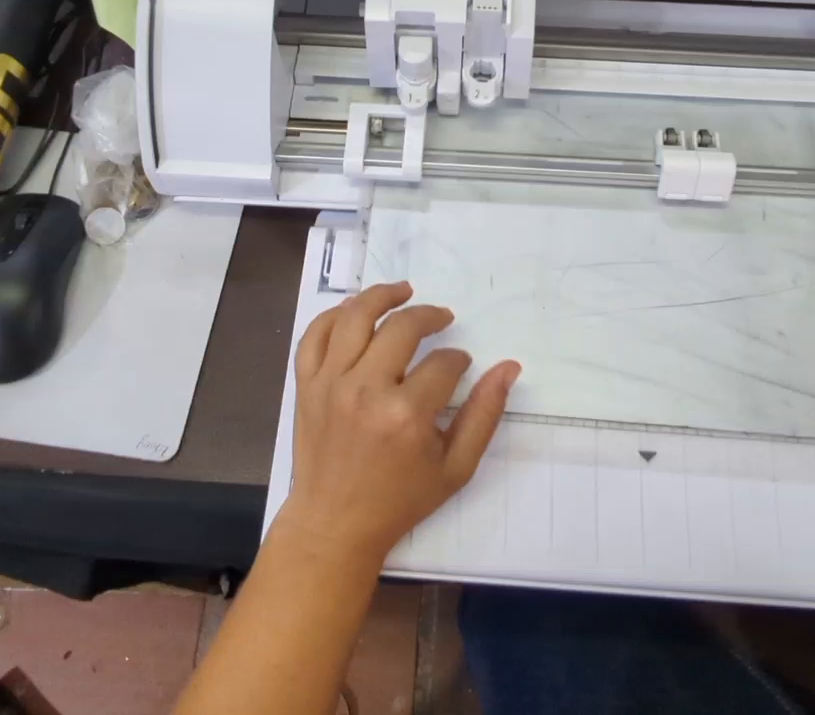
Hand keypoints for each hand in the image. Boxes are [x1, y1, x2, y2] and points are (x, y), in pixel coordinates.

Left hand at [275, 282, 519, 565]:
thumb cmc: (400, 499)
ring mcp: (330, 384)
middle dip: (429, 315)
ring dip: (383, 296)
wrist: (335, 523)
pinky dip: (334, 315)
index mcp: (407, 415)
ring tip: (404, 290)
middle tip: (442, 317)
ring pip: (355, 317)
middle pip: (402, 327)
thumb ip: (484, 415)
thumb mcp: (456, 467)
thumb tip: (508, 368)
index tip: (461, 365)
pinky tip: (356, 310)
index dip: (459, 360)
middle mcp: (366, 391)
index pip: (443, 363)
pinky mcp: (306, 385)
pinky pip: (315, 335)